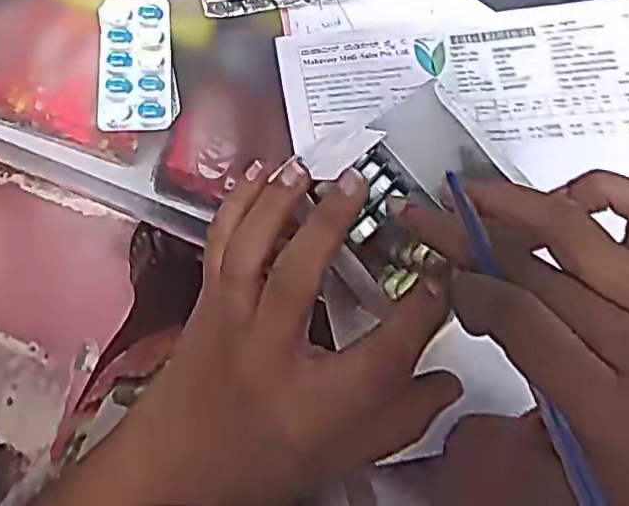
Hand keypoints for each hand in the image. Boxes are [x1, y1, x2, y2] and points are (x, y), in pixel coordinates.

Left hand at [43, 158, 461, 505]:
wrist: (181, 461)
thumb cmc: (261, 459)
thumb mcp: (343, 452)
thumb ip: (401, 417)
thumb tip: (448, 382)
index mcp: (311, 402)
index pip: (379, 355)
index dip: (418, 314)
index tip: (439, 277)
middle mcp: (265, 350)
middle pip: (298, 277)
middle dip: (329, 223)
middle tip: (356, 183)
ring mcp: (230, 316)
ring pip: (247, 248)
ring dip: (274, 199)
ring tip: (302, 166)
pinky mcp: (208, 296)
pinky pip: (218, 240)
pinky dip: (236, 201)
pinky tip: (255, 174)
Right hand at [399, 171, 628, 505]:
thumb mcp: (569, 475)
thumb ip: (507, 434)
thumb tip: (463, 387)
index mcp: (613, 411)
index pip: (521, 319)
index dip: (470, 290)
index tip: (448, 282)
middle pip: (537, 265)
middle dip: (466, 233)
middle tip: (429, 219)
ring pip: (576, 229)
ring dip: (514, 203)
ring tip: (477, 196)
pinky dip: (611, 193)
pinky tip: (570, 197)